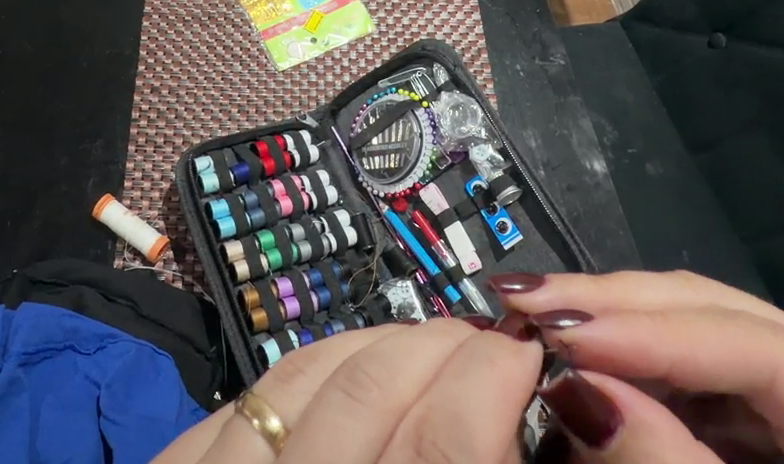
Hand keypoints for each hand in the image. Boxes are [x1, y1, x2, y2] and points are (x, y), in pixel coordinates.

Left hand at [153, 314, 543, 463]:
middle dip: (441, 346)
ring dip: (382, 344)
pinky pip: (260, 389)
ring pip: (309, 377)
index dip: (489, 378)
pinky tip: (356, 357)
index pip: (444, 444)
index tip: (523, 351)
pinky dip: (320, 359)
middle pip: (370, 394)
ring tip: (431, 342)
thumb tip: (516, 420)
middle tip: (486, 339)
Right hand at [494, 271, 783, 463]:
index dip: (645, 331)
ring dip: (609, 324)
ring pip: (694, 325)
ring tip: (533, 316)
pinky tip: (580, 352)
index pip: (749, 343)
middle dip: (609, 307)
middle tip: (519, 300)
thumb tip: (576, 389)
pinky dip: (631, 358)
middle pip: (713, 314)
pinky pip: (696, 364)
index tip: (554, 327)